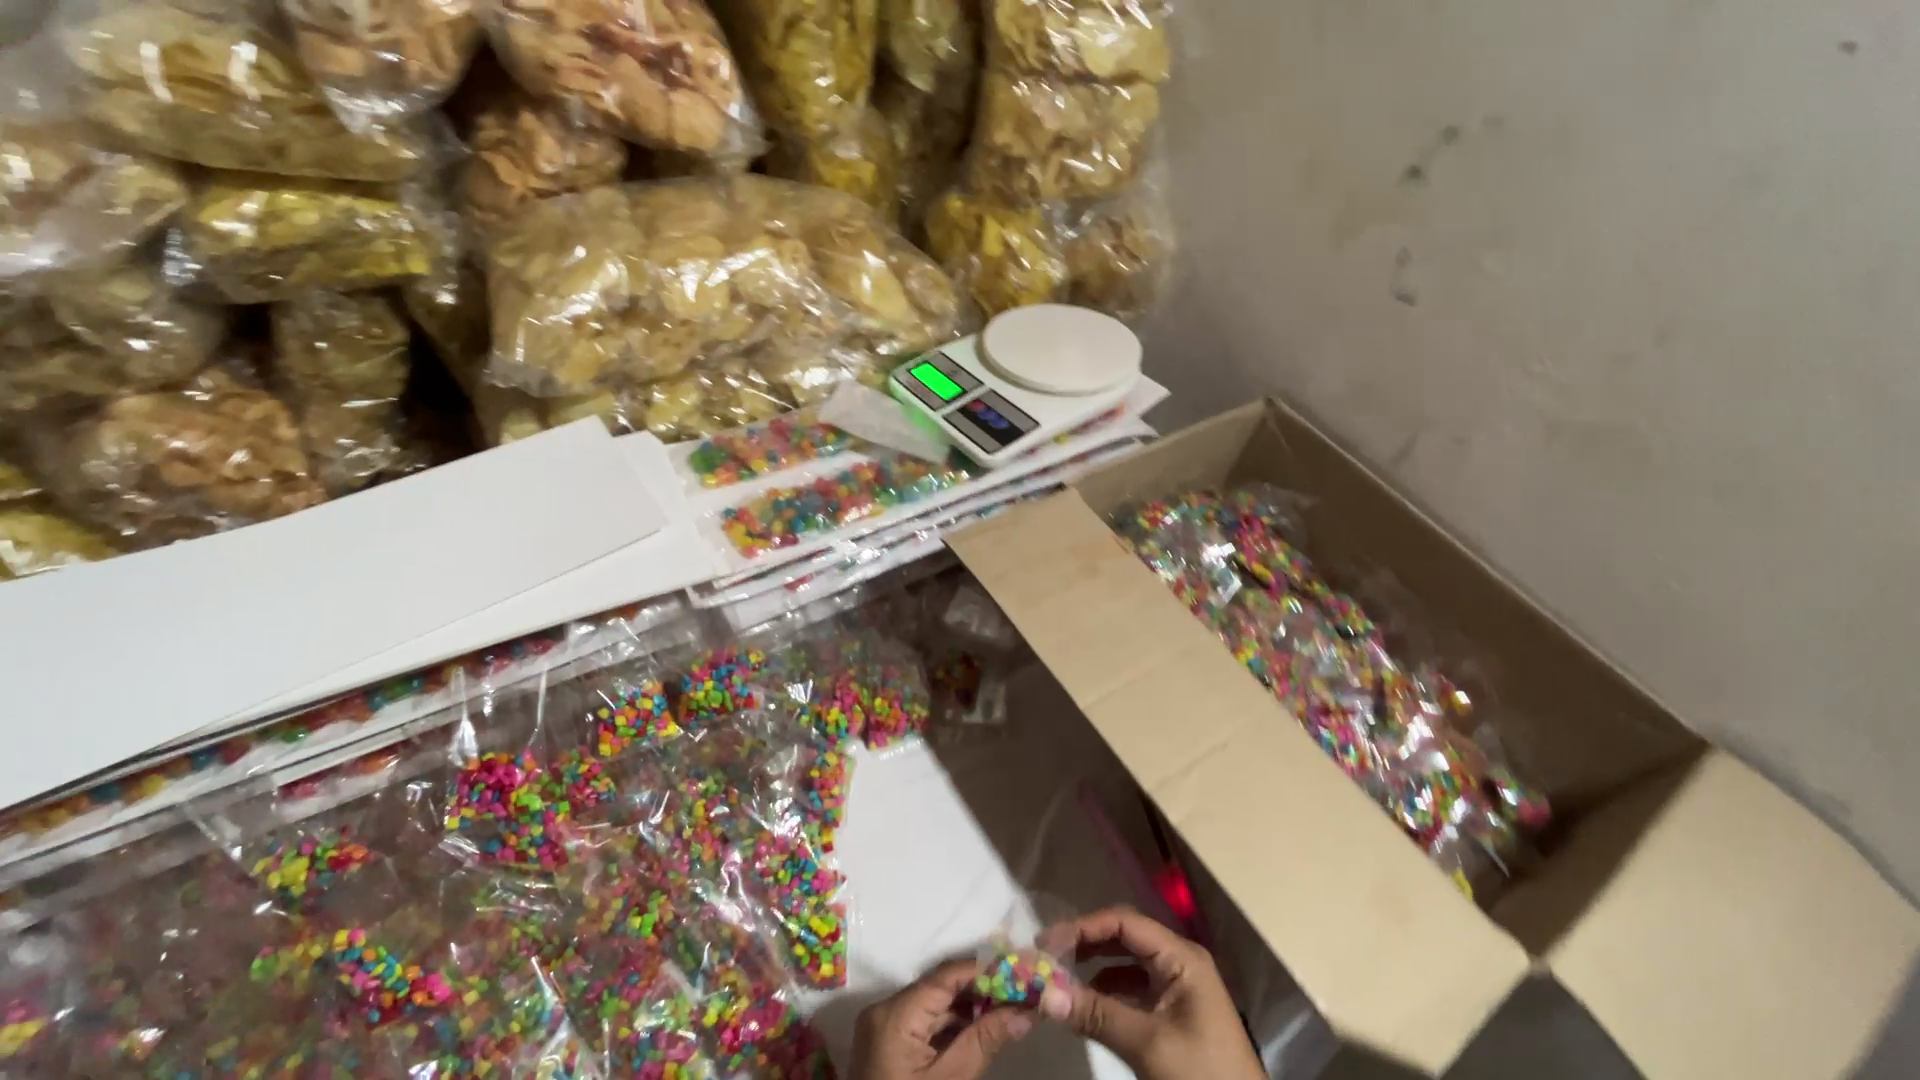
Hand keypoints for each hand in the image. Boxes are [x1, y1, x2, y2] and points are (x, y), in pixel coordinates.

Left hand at [852, 958, 1034, 1079]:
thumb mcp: (952, 1079)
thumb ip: (985, 1039)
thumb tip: (1025, 1011)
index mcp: (895, 1014)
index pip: (946, 975)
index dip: (985, 970)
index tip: (1020, 973)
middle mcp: (885, 1009)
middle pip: (940, 988)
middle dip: (982, 990)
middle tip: (1021, 994)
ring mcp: (884, 1026)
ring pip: (934, 1004)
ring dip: (970, 1008)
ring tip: (1009, 1010)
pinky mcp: (888, 1042)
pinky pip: (924, 1022)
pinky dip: (952, 1025)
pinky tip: (982, 1028)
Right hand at [1037, 906, 1264, 1079]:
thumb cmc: (1202, 1076)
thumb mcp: (1147, 1045)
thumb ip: (1096, 1014)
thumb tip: (1043, 993)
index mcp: (1181, 957)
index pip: (1123, 922)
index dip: (1083, 927)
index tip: (1046, 944)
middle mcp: (1180, 961)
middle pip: (1124, 937)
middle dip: (1085, 943)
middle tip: (1046, 958)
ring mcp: (1179, 986)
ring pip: (1127, 961)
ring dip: (1093, 966)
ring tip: (1059, 978)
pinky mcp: (1175, 1010)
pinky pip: (1134, 987)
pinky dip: (1107, 990)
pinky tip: (1086, 1003)